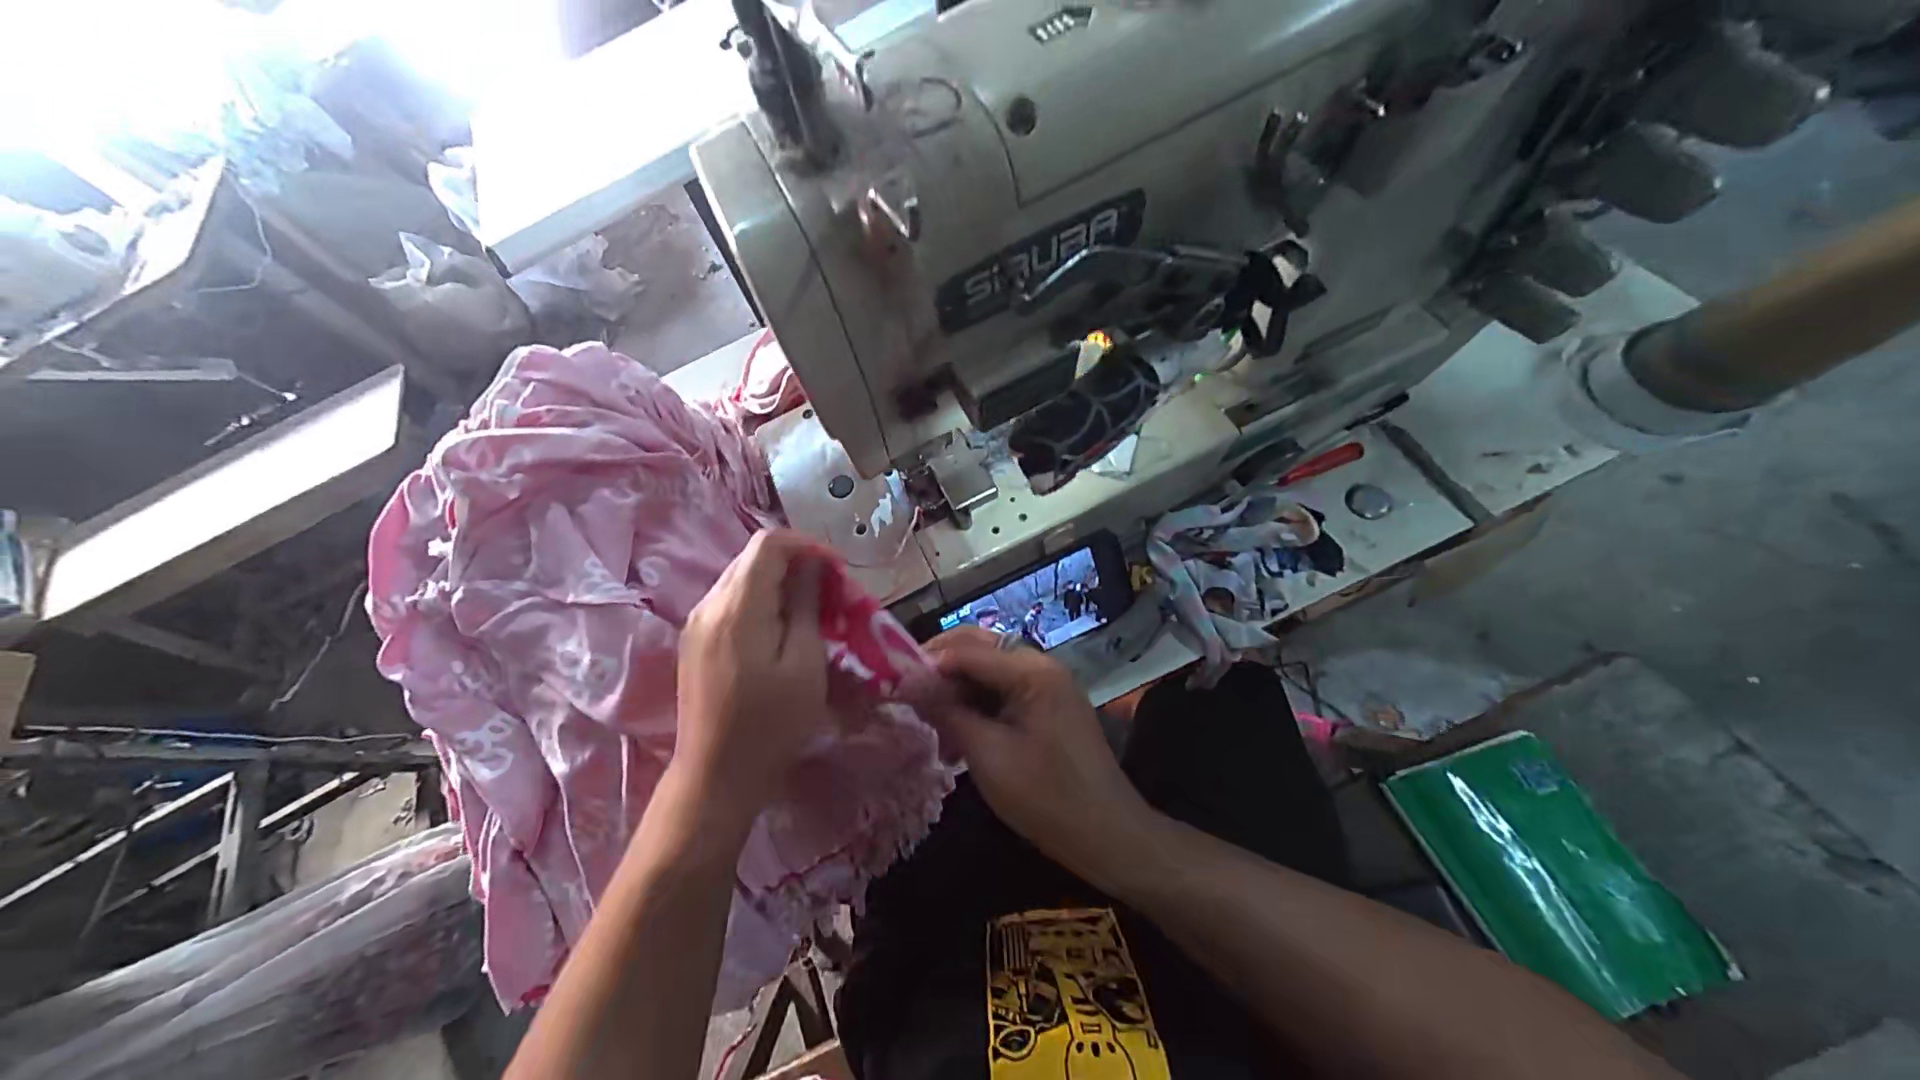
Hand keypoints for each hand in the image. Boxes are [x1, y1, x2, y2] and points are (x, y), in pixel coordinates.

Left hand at [674, 530, 835, 826]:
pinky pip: (730, 602)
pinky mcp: (694, 641)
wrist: (716, 776)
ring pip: (742, 578)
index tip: (838, 570)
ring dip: (779, 582)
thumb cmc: (772, 724)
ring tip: (811, 612)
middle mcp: (709, 605)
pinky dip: (761, 601)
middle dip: (797, 564)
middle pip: (753, 557)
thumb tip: (813, 566)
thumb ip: (807, 606)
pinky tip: (781, 630)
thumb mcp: (805, 664)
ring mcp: (696, 623)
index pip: (769, 543)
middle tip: (831, 592)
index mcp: (737, 607)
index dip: (808, 545)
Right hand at [907, 627, 1154, 884]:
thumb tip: (906, 682)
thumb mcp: (987, 754)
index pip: (967, 649)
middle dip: (941, 672)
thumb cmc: (1046, 797)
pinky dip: (978, 707)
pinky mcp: (1048, 707)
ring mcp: (1048, 686)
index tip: (891, 682)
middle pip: (979, 652)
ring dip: (957, 692)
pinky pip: (1004, 693)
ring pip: (988, 673)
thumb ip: (946, 711)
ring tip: (931, 724)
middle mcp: (1042, 666)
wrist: (1108, 835)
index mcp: (1032, 671)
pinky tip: (958, 736)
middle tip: (907, 698)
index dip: (926, 662)